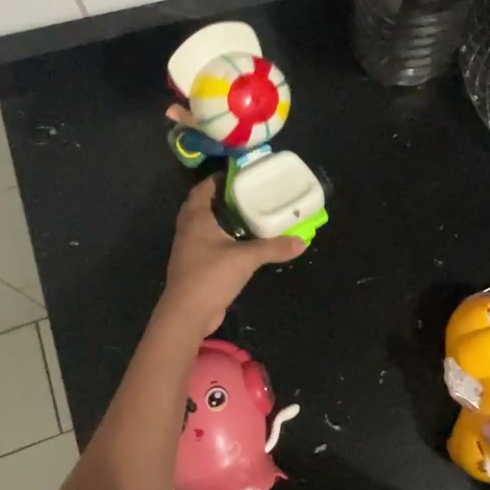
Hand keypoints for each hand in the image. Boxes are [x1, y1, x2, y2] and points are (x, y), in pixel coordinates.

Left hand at [157, 178, 304, 337]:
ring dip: (222, 218)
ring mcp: (189, 249)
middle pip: (202, 205)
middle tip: (248, 193)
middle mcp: (188, 229)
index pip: (203, 189)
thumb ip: (274, 247)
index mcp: (196, 218)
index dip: (219, 178)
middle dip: (222, 197)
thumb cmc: (211, 276)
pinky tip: (241, 241)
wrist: (187, 314)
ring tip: (248, 214)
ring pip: (204, 225)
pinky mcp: (194, 266)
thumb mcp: (246, 258)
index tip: (241, 174)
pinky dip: (223, 237)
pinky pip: (208, 242)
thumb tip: (302, 242)